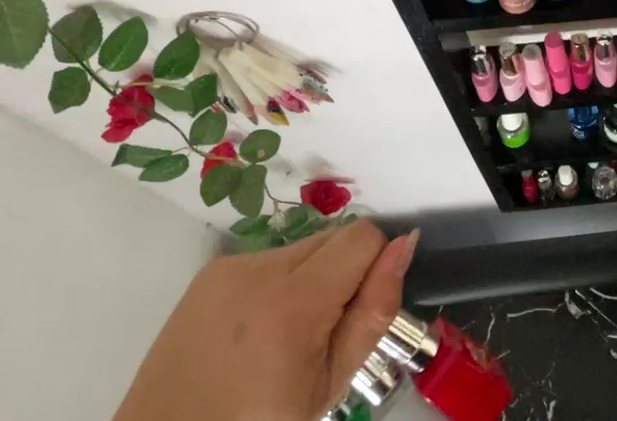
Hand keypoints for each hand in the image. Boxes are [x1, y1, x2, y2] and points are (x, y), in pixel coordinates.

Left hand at [113, 220, 417, 420]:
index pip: (363, 236)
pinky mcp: (211, 270)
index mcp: (294, 303)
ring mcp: (230, 266)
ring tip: (286, 333)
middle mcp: (260, 270)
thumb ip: (375, 310)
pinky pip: (270, 258)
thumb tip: (405, 244)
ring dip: (312, 277)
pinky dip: (278, 283)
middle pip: (334, 237)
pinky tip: (258, 327)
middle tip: (323, 330)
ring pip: (303, 247)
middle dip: (344, 272)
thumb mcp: (331, 382)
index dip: (375, 266)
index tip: (360, 310)